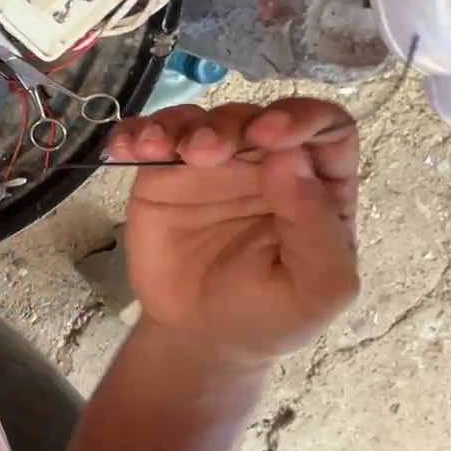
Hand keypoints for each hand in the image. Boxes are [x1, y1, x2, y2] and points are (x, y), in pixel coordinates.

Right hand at [106, 98, 360, 365]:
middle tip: (203, 155)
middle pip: (251, 116)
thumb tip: (288, 158)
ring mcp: (206, 167)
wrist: (197, 334)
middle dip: (227, 125)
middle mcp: (262, 165)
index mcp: (315, 186)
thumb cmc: (268, 313)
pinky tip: (125, 148)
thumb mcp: (317, 286)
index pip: (325, 128)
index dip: (302, 118)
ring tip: (158, 149)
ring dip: (176, 124)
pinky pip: (145, 136)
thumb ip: (316, 226)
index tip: (268, 137)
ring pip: (196, 118)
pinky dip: (133, 131)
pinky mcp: (159, 174)